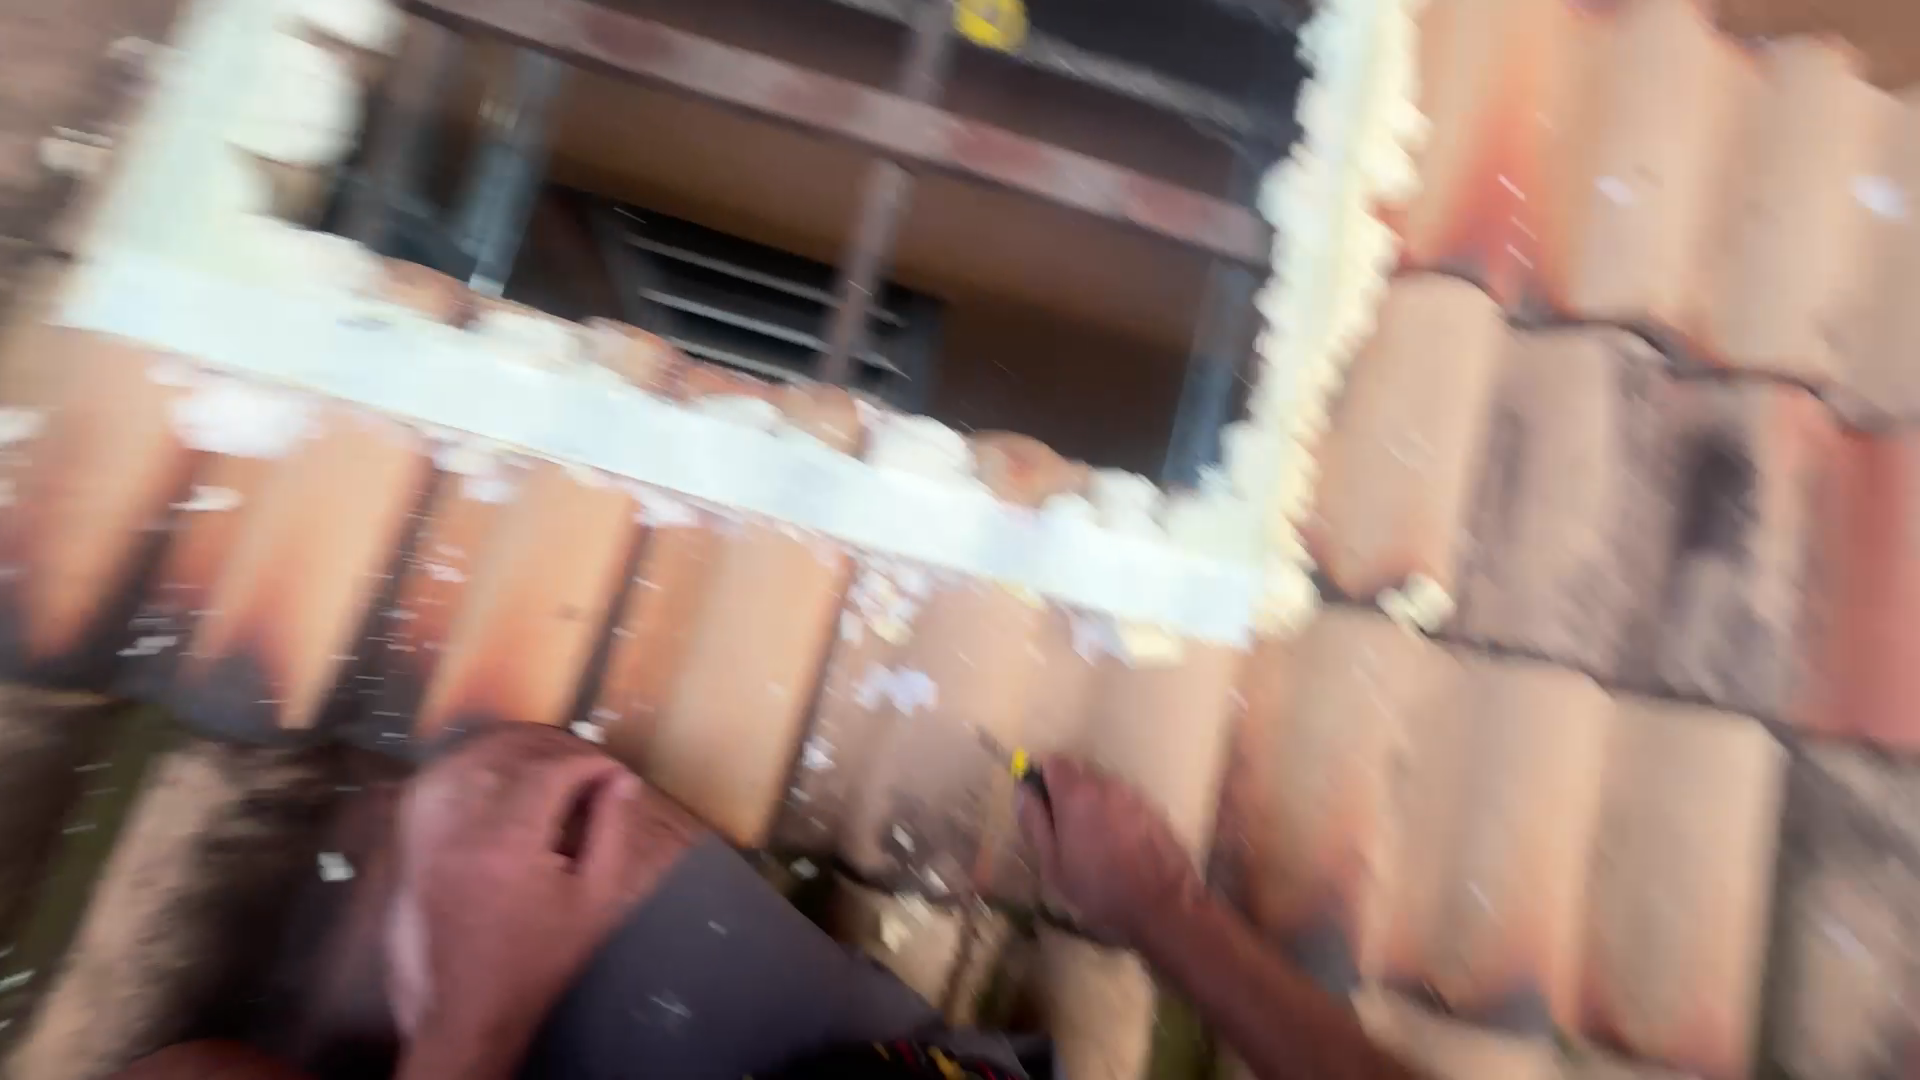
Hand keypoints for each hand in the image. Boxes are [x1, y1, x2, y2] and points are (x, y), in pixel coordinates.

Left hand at [387, 725, 703, 1071]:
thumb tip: (623, 779)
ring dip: (515, 765)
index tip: (614, 773)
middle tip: (589, 772)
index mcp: (510, 843)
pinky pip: (436, 799)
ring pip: (470, 773)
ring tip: (549, 775)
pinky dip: (469, 781)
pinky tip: (498, 790)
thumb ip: (611, 829)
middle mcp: (462, 834)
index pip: (552, 773)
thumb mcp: (596, 895)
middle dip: (558, 759)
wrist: (470, 1016)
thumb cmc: (542, 958)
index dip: (590, 764)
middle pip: (513, 766)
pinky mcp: (416, 857)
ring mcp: (431, 845)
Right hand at [1017, 756, 1204, 947]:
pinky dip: (1116, 816)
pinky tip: (1120, 848)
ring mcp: (1133, 794)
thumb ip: (1034, 822)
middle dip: (1067, 794)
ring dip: (1093, 805)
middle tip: (1065, 832)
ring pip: (1102, 789)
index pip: (1052, 761)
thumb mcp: (1053, 866)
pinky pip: (1124, 803)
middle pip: (1078, 773)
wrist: (1165, 907)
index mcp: (1076, 793)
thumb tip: (1022, 791)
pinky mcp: (1154, 810)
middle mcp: (1105, 784)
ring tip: (1094, 844)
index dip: (1041, 779)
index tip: (1040, 806)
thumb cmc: (1100, 890)